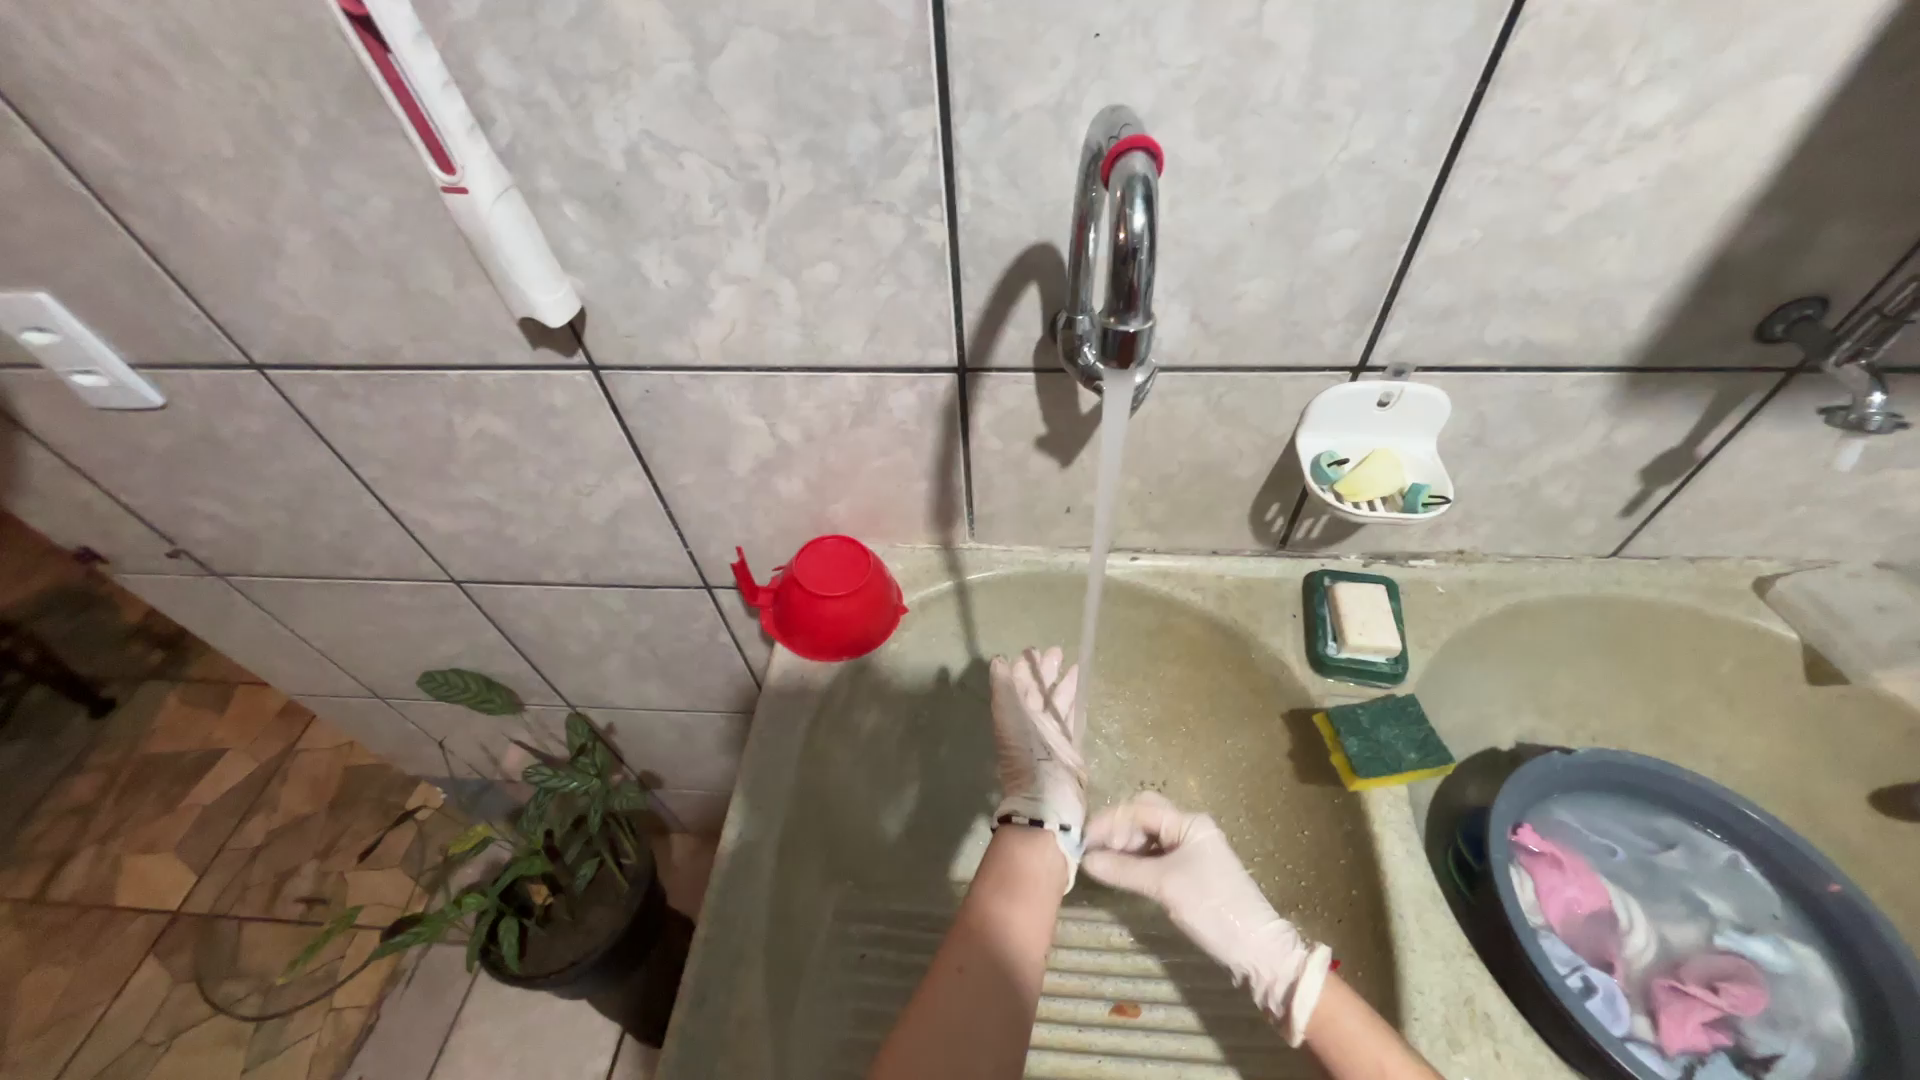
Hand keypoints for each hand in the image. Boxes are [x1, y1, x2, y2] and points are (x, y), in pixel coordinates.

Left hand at [988, 647, 1086, 889]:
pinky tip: (1082, 690)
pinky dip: (1076, 702)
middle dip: (1045, 671)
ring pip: (1056, 703)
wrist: (1048, 799)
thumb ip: (1003, 688)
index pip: (1017, 685)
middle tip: (1057, 650)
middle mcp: (1031, 724)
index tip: (1032, 650)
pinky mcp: (1069, 747)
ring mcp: (1051, 736)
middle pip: (1038, 692)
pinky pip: (1072, 718)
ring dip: (1062, 683)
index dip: (1023, 668)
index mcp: (1013, 716)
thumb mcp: (1009, 716)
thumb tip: (999, 661)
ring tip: (1074, 663)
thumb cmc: (1026, 755)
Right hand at [1083, 793, 1333, 1045]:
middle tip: (1095, 851)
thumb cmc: (1213, 909)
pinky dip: (1136, 859)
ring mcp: (1191, 850)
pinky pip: (1156, 854)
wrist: (1257, 949)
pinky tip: (1122, 872)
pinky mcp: (1190, 870)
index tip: (1084, 841)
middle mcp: (1190, 829)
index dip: (1109, 822)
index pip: (1139, 809)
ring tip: (1104, 863)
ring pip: (1149, 836)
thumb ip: (1123, 870)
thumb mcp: (1164, 887)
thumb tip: (1086, 860)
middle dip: (1116, 829)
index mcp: (1189, 823)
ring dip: (1125, 845)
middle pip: (1144, 816)